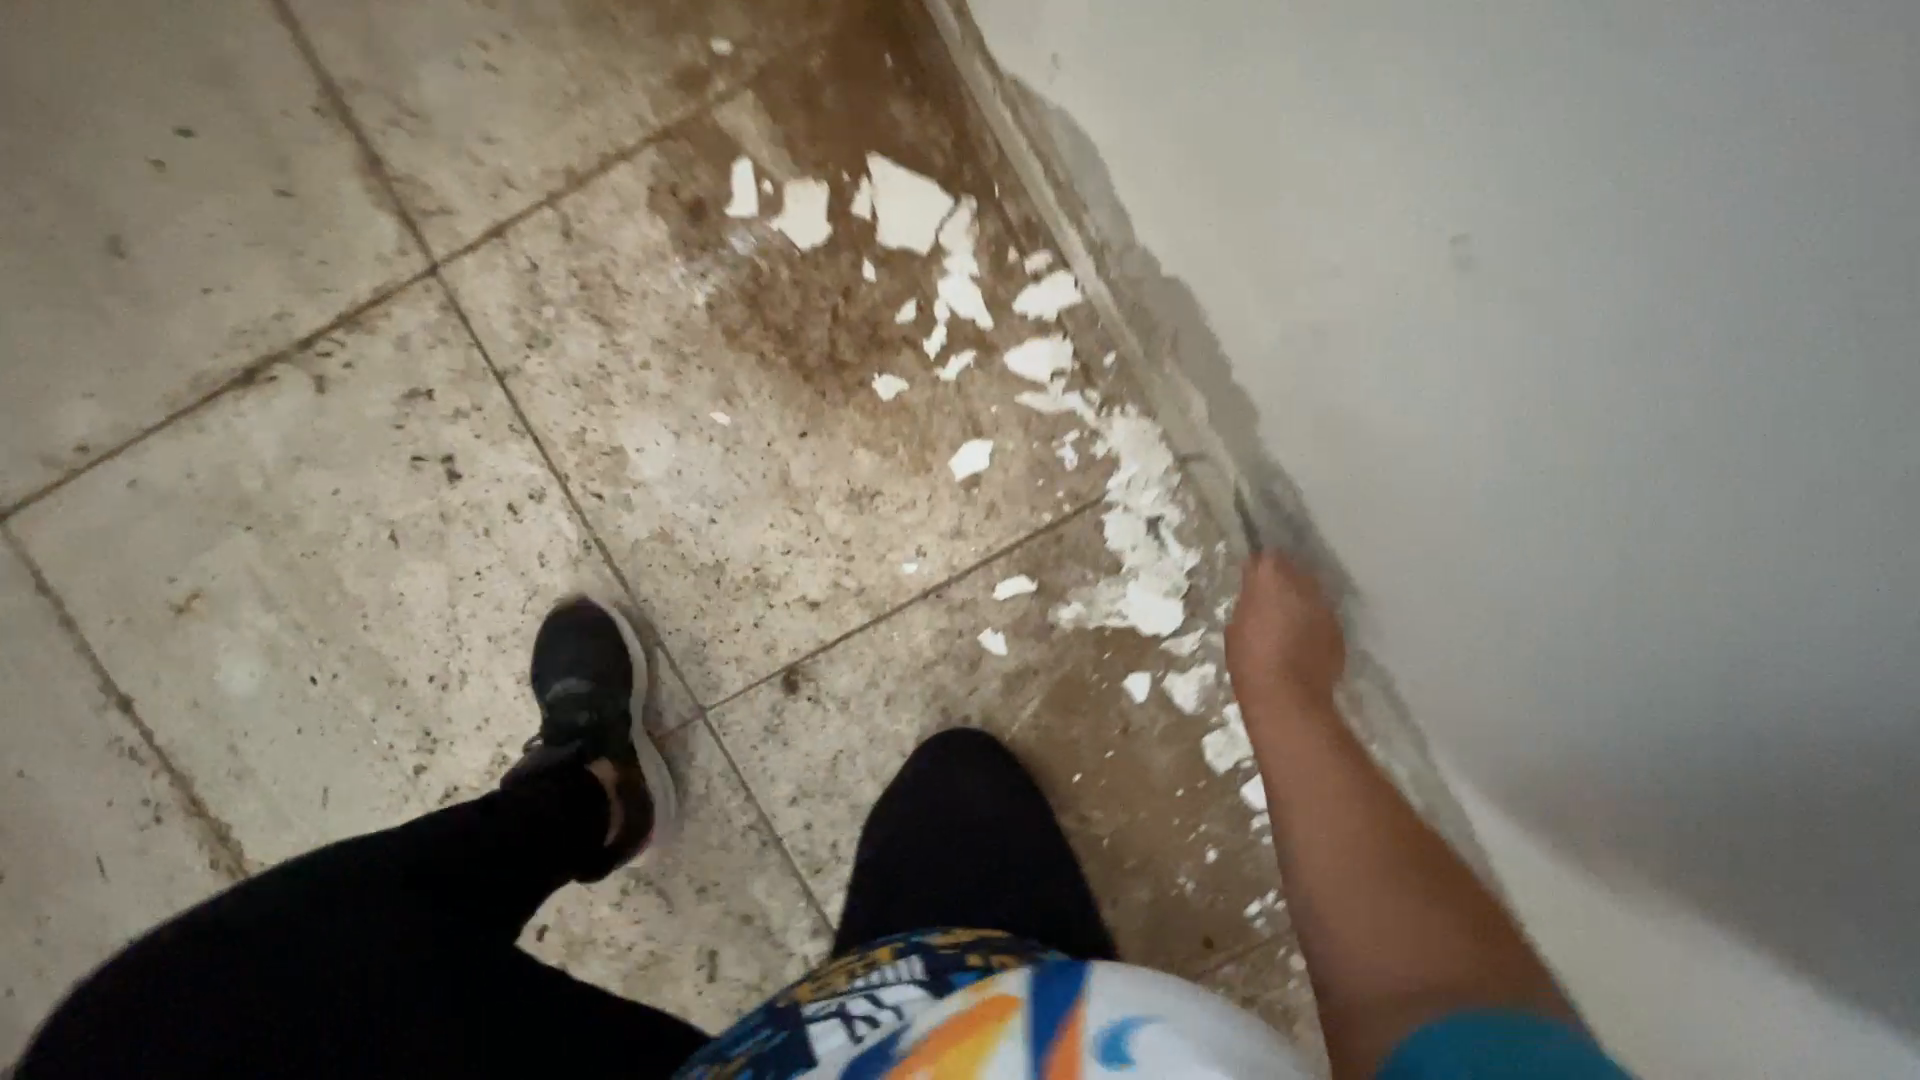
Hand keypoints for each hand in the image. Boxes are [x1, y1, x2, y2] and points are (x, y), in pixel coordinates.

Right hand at [1226, 551, 1345, 716]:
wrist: (1288, 696)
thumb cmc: (1249, 661)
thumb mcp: (1236, 627)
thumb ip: (1249, 603)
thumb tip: (1255, 597)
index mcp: (1271, 579)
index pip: (1266, 557)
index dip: (1259, 568)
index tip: (1251, 579)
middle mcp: (1303, 585)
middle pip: (1293, 570)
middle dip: (1282, 580)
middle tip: (1269, 598)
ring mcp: (1325, 607)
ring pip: (1311, 593)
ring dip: (1300, 600)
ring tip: (1287, 620)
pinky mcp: (1338, 629)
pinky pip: (1322, 617)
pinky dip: (1313, 623)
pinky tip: (1302, 641)